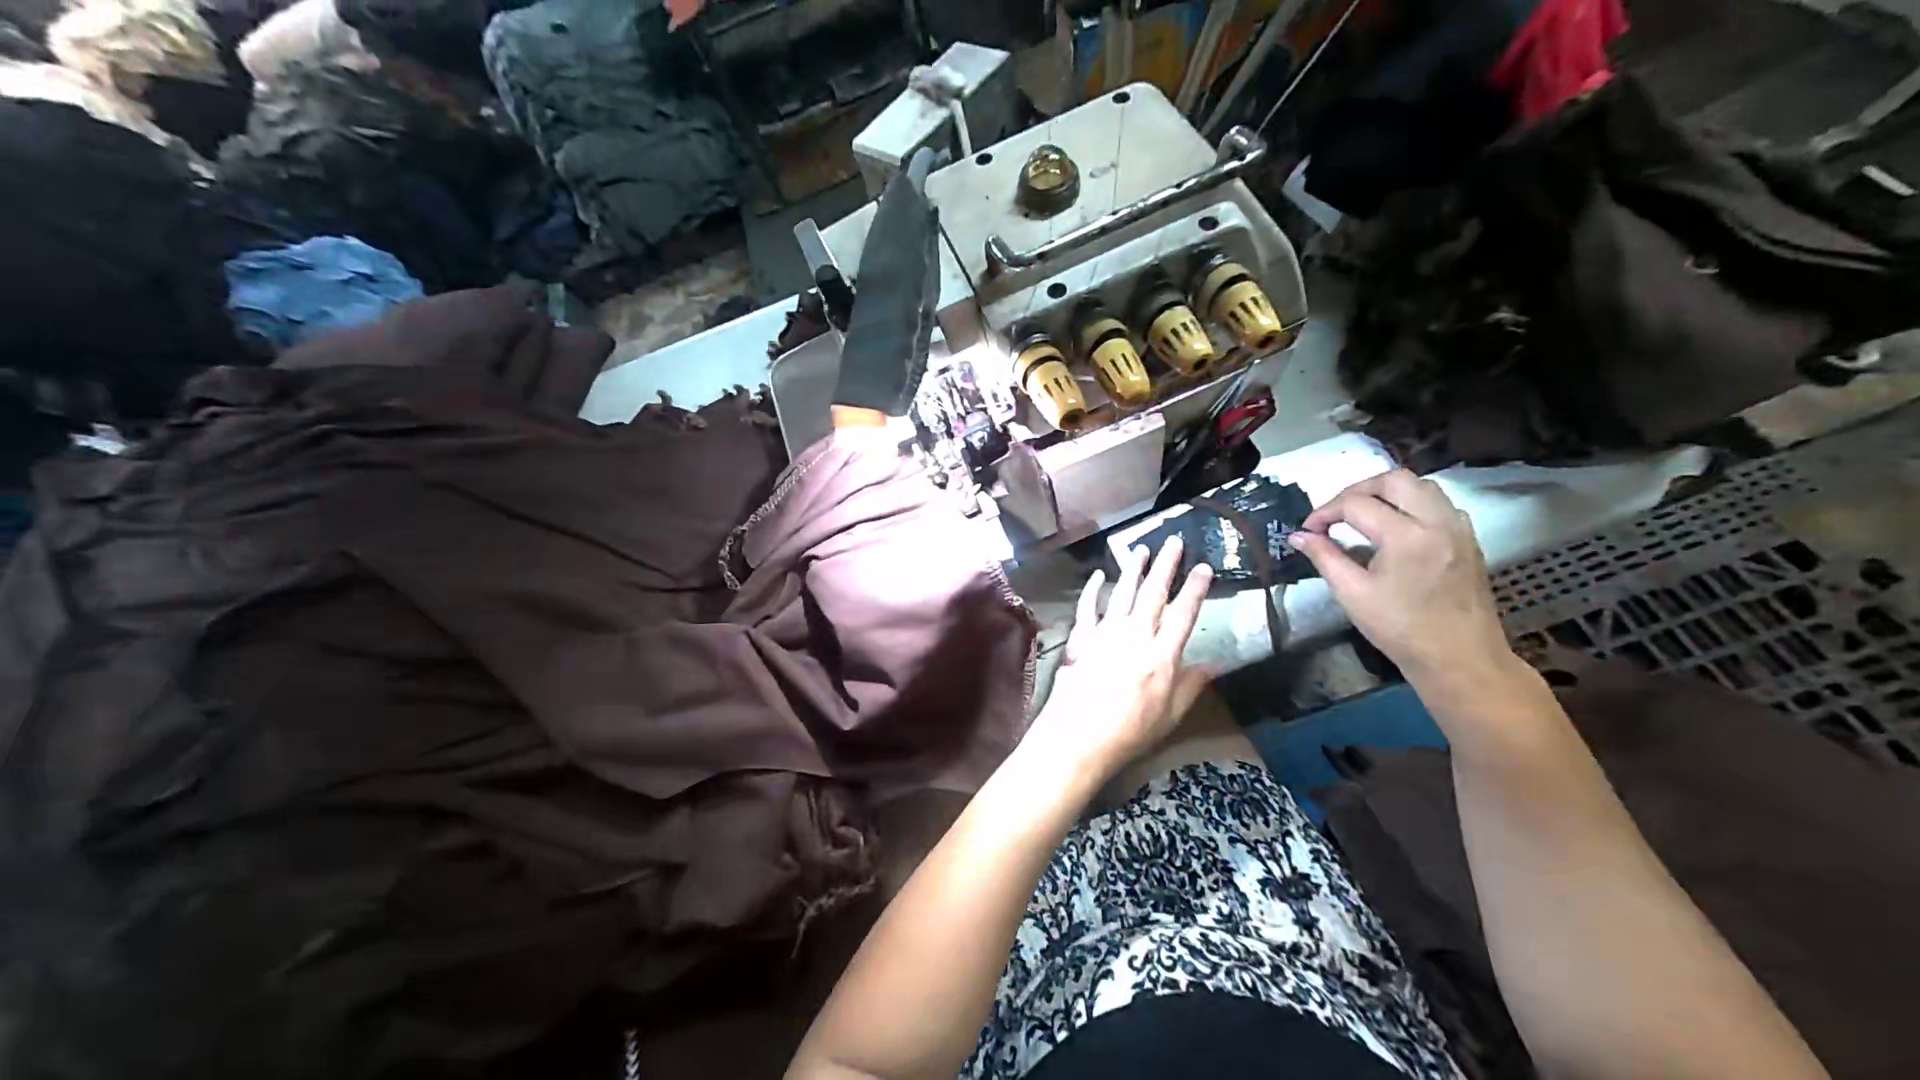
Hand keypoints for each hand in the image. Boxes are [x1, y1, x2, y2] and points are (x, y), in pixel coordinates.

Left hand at [1023, 537, 1213, 778]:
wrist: (1080, 735)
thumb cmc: (1130, 731)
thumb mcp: (1171, 714)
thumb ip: (1191, 685)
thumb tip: (1213, 664)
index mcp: (1162, 656)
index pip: (1183, 614)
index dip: (1195, 589)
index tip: (1204, 568)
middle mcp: (1136, 636)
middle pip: (1154, 593)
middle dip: (1166, 565)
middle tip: (1173, 541)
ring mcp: (1106, 634)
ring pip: (1123, 593)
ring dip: (1133, 569)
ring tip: (1141, 549)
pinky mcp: (1081, 638)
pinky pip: (1088, 607)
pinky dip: (1093, 589)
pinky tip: (1098, 575)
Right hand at [1288, 469, 1512, 684]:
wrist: (1458, 657)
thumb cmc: (1399, 629)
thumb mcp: (1352, 594)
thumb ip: (1325, 557)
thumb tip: (1298, 536)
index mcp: (1406, 536)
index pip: (1356, 504)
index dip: (1325, 512)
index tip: (1308, 529)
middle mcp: (1437, 522)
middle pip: (1395, 479)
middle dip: (1358, 489)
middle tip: (1336, 512)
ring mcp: (1459, 529)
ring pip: (1422, 486)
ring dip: (1388, 492)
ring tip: (1364, 515)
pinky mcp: (1469, 540)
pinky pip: (1441, 505)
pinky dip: (1413, 505)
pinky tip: (1397, 528)